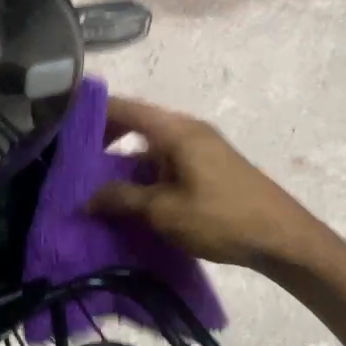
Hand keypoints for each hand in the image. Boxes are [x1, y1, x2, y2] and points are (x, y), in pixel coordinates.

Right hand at [87, 97, 333, 268]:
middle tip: (73, 163)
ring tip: (96, 185)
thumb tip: (88, 198)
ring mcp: (201, 147)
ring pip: (150, 145)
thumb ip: (122, 199)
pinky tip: (131, 197)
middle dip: (103, 140)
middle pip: (136, 124)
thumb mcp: (164, 211)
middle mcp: (187, 130)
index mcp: (175, 130)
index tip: (62, 126)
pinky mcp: (209, 166)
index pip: (124, 108)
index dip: (92, 113)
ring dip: (124, 162)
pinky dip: (144, 172)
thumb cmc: (221, 218)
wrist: (283, 238)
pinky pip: (166, 160)